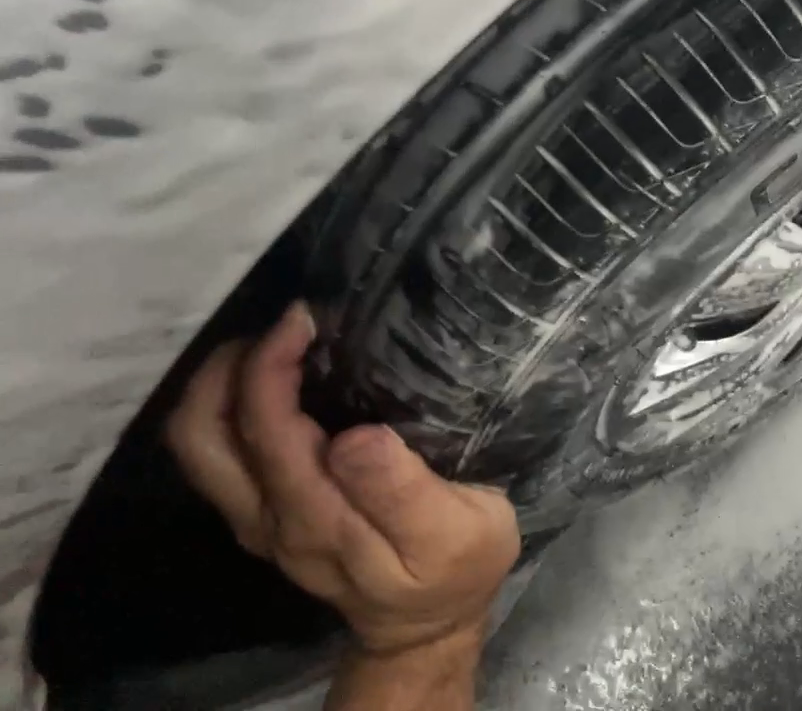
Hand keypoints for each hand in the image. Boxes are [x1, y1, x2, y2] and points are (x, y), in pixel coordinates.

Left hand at [164, 302, 520, 657]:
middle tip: (287, 323)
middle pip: (203, 437)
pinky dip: (238, 408)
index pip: (263, 429)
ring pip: (204, 447)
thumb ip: (400, 492)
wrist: (426, 624)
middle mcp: (269, 516)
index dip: (269, 368)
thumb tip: (354, 437)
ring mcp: (263, 519)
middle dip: (228, 368)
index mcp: (313, 513)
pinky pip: (227, 455)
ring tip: (279, 341)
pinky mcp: (273, 516)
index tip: (308, 318)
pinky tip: (288, 382)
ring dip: (224, 386)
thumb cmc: (456, 566)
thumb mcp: (451, 532)